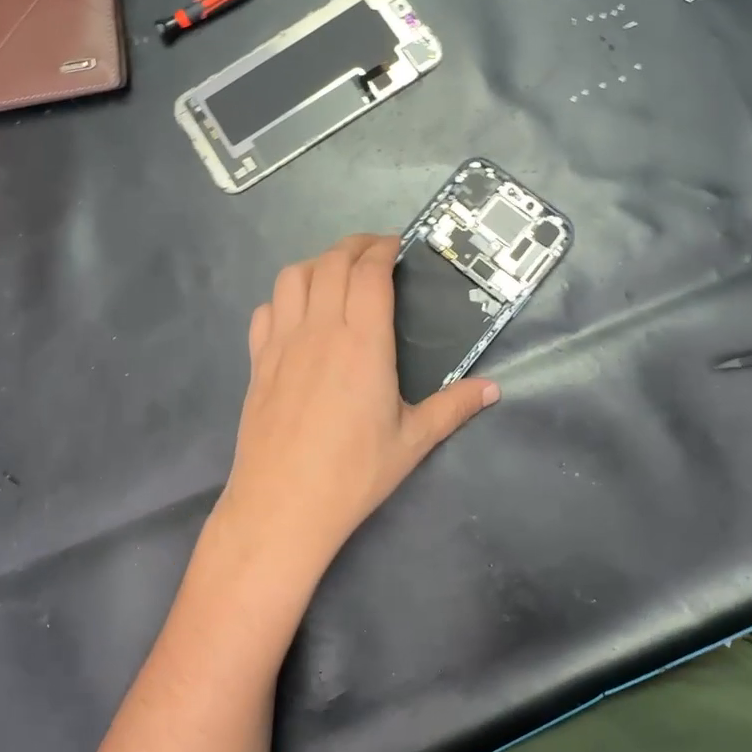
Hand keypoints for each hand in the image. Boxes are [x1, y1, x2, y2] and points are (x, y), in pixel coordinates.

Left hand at [216, 234, 498, 567]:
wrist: (282, 505)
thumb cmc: (353, 474)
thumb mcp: (413, 442)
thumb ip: (453, 407)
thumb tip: (494, 389)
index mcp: (362, 341)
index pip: (369, 272)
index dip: (382, 249)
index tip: (397, 246)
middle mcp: (319, 329)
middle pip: (331, 263)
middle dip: (354, 246)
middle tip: (374, 251)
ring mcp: (282, 343)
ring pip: (292, 277)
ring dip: (317, 263)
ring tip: (337, 274)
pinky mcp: (257, 362)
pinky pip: (265, 310)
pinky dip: (284, 297)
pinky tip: (297, 313)